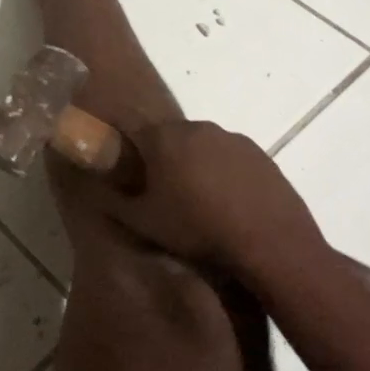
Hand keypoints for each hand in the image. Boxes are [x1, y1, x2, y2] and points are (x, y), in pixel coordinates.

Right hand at [90, 120, 326, 276]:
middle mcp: (197, 127)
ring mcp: (233, 140)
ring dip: (192, 162)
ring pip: (200, 144)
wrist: (273, 246)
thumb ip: (114, 202)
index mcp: (163, 137)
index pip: (128, 124)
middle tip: (158, 186)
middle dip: (158, 154)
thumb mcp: (144, 222)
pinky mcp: (262, 155)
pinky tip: (227, 201)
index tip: (118, 160)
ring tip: (196, 197)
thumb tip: (96, 190)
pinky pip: (230, 157)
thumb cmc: (199, 229)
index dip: (120, 141)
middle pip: (166, 134)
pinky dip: (222, 171)